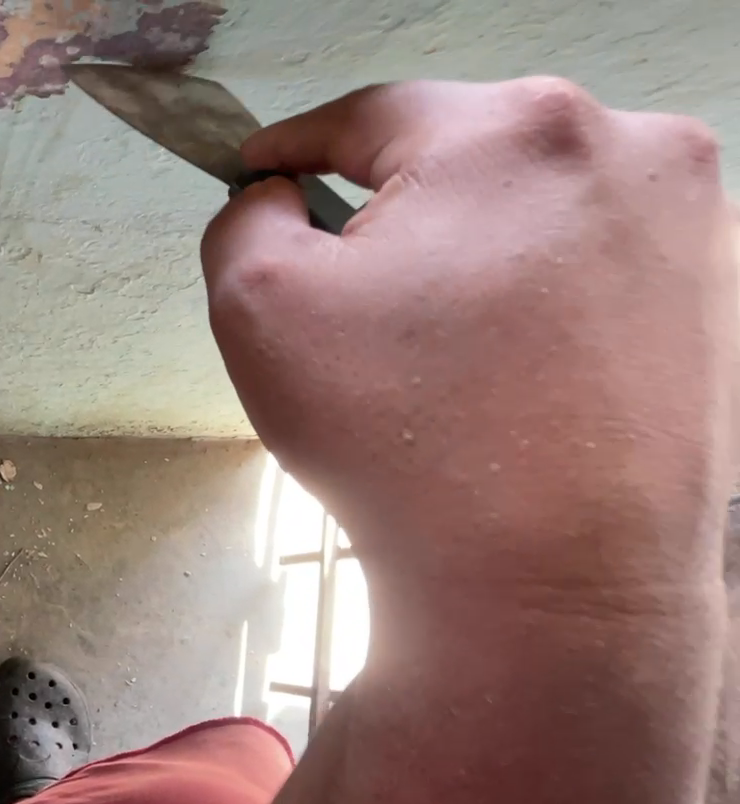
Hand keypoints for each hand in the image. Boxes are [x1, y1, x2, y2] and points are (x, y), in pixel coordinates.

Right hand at [203, 79, 736, 612]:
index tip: (249, 175)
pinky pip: (569, 262)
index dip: (287, 145)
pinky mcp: (706, 294)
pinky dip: (504, 294)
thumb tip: (268, 198)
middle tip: (321, 297)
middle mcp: (624, 145)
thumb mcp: (254, 305)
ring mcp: (688, 220)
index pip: (365, 113)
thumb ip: (239, 222)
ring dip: (441, 254)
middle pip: (446, 157)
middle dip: (371, 213)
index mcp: (505, 131)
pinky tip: (474, 369)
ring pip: (510, 210)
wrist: (544, 563)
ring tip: (402, 349)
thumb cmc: (389, 423)